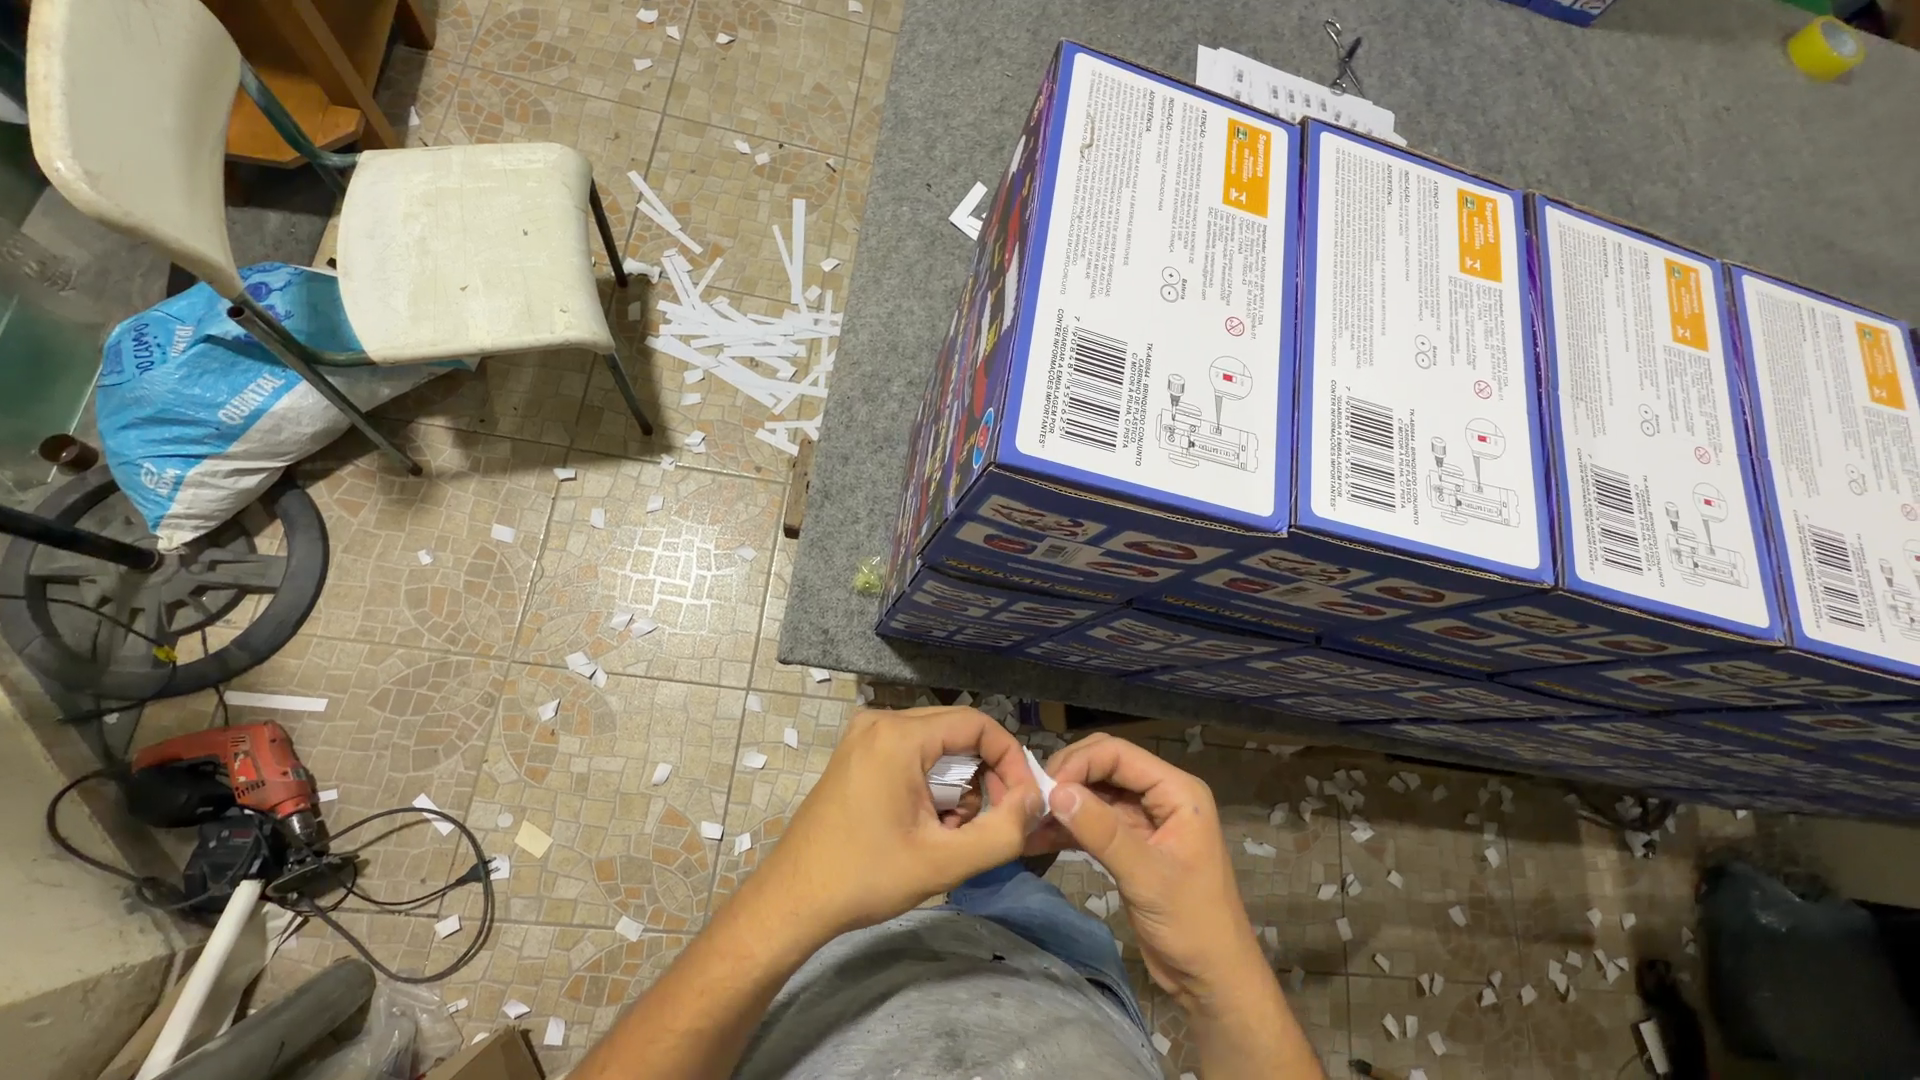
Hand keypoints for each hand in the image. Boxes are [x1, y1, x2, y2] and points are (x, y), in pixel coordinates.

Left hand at [743, 706, 1043, 938]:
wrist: (792, 901)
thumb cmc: (866, 878)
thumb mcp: (944, 862)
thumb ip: (1003, 831)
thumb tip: (1037, 800)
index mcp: (898, 736)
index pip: (978, 724)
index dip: (1011, 760)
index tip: (1024, 802)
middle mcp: (880, 721)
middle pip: (957, 731)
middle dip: (986, 775)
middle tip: (993, 821)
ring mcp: (864, 736)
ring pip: (937, 745)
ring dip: (959, 784)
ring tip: (953, 832)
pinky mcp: (856, 754)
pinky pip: (913, 754)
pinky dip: (932, 784)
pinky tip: (928, 825)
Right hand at [1036, 733, 1262, 1006]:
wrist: (1212, 979)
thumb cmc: (1192, 924)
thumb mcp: (1147, 876)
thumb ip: (1102, 831)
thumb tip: (1056, 792)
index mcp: (1178, 791)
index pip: (1119, 754)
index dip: (1079, 763)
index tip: (1044, 789)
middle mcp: (1161, 797)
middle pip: (1105, 766)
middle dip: (1068, 777)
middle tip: (1033, 800)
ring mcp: (1145, 820)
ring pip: (1095, 793)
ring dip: (1064, 804)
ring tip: (1028, 819)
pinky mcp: (1130, 845)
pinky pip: (1094, 823)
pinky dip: (1068, 828)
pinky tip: (1037, 838)